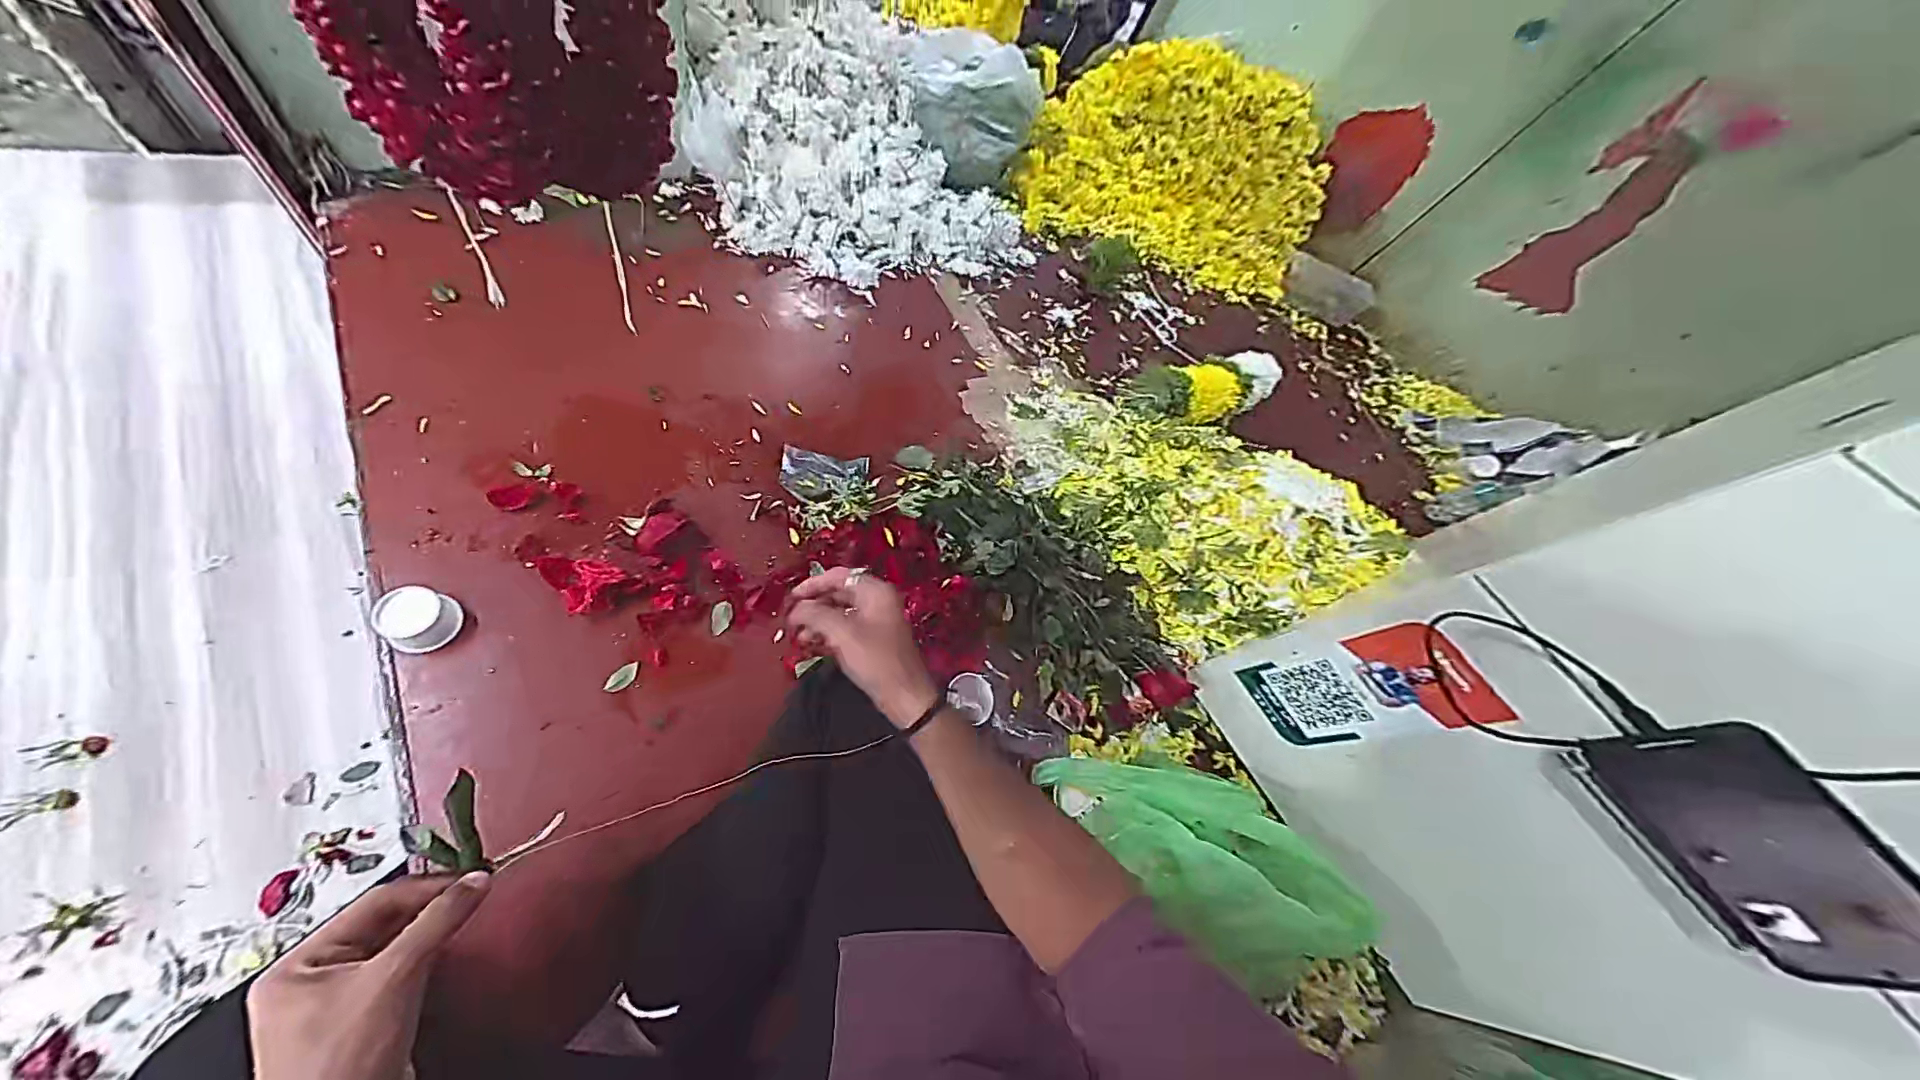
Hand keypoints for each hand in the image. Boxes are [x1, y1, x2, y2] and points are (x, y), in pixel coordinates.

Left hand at [248, 872, 490, 1079]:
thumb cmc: (337, 1067)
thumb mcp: (395, 976)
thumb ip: (438, 921)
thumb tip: (472, 883)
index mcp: (296, 968)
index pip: (375, 903)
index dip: (427, 887)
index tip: (468, 878)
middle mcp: (311, 983)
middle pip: (386, 923)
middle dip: (431, 910)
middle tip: (471, 892)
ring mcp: (338, 1004)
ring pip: (397, 946)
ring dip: (433, 932)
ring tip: (464, 917)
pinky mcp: (365, 1020)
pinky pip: (402, 972)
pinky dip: (430, 957)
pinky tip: (448, 953)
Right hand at [788, 567, 941, 728]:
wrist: (904, 696)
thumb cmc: (876, 660)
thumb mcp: (842, 634)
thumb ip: (816, 615)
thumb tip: (796, 608)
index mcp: (875, 591)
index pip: (839, 576)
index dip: (812, 584)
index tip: (791, 598)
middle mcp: (878, 600)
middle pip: (838, 593)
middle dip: (813, 606)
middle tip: (791, 619)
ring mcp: (876, 620)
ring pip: (840, 612)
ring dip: (818, 621)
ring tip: (797, 637)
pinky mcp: (873, 639)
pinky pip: (846, 628)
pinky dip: (828, 633)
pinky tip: (811, 644)